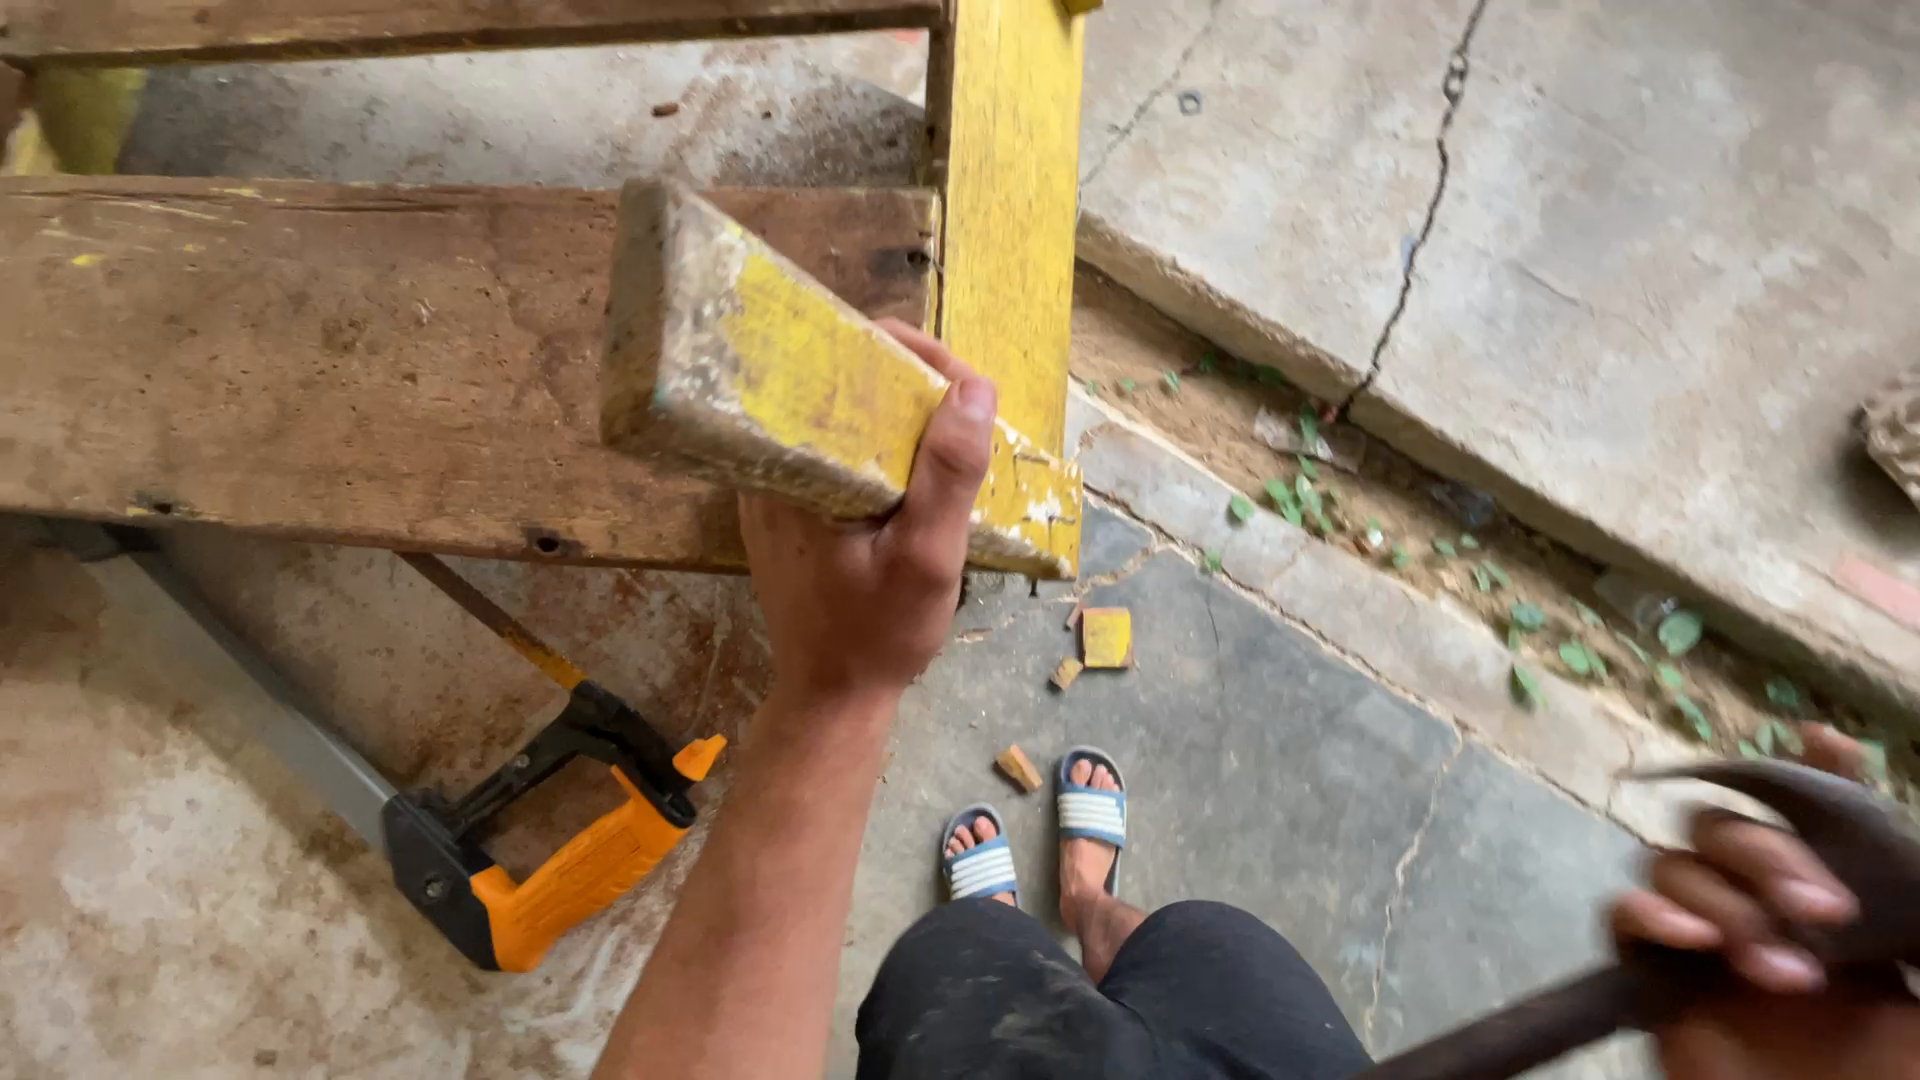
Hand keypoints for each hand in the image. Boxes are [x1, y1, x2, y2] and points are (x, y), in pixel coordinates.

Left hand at [738, 319, 995, 713]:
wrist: (833, 695)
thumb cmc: (880, 634)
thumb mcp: (927, 557)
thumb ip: (948, 474)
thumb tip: (974, 388)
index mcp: (797, 463)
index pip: (845, 358)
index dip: (914, 356)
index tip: (966, 386)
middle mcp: (774, 462)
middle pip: (845, 382)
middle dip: (914, 383)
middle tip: (966, 412)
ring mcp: (777, 484)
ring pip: (844, 416)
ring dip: (901, 416)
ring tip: (952, 437)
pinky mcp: (787, 507)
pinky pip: (838, 451)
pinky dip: (881, 447)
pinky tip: (918, 471)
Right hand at [1609, 724, 1919, 1078]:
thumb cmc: (1898, 1076)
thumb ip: (1917, 903)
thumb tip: (1879, 798)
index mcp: (1843, 912)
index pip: (1814, 823)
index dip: (1813, 777)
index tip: (1824, 742)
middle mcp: (1767, 909)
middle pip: (1719, 828)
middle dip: (1760, 852)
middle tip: (1818, 909)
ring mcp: (1705, 938)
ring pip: (1669, 865)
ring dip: (1717, 900)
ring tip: (1771, 965)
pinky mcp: (1653, 970)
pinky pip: (1621, 914)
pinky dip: (1647, 914)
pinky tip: (1689, 940)